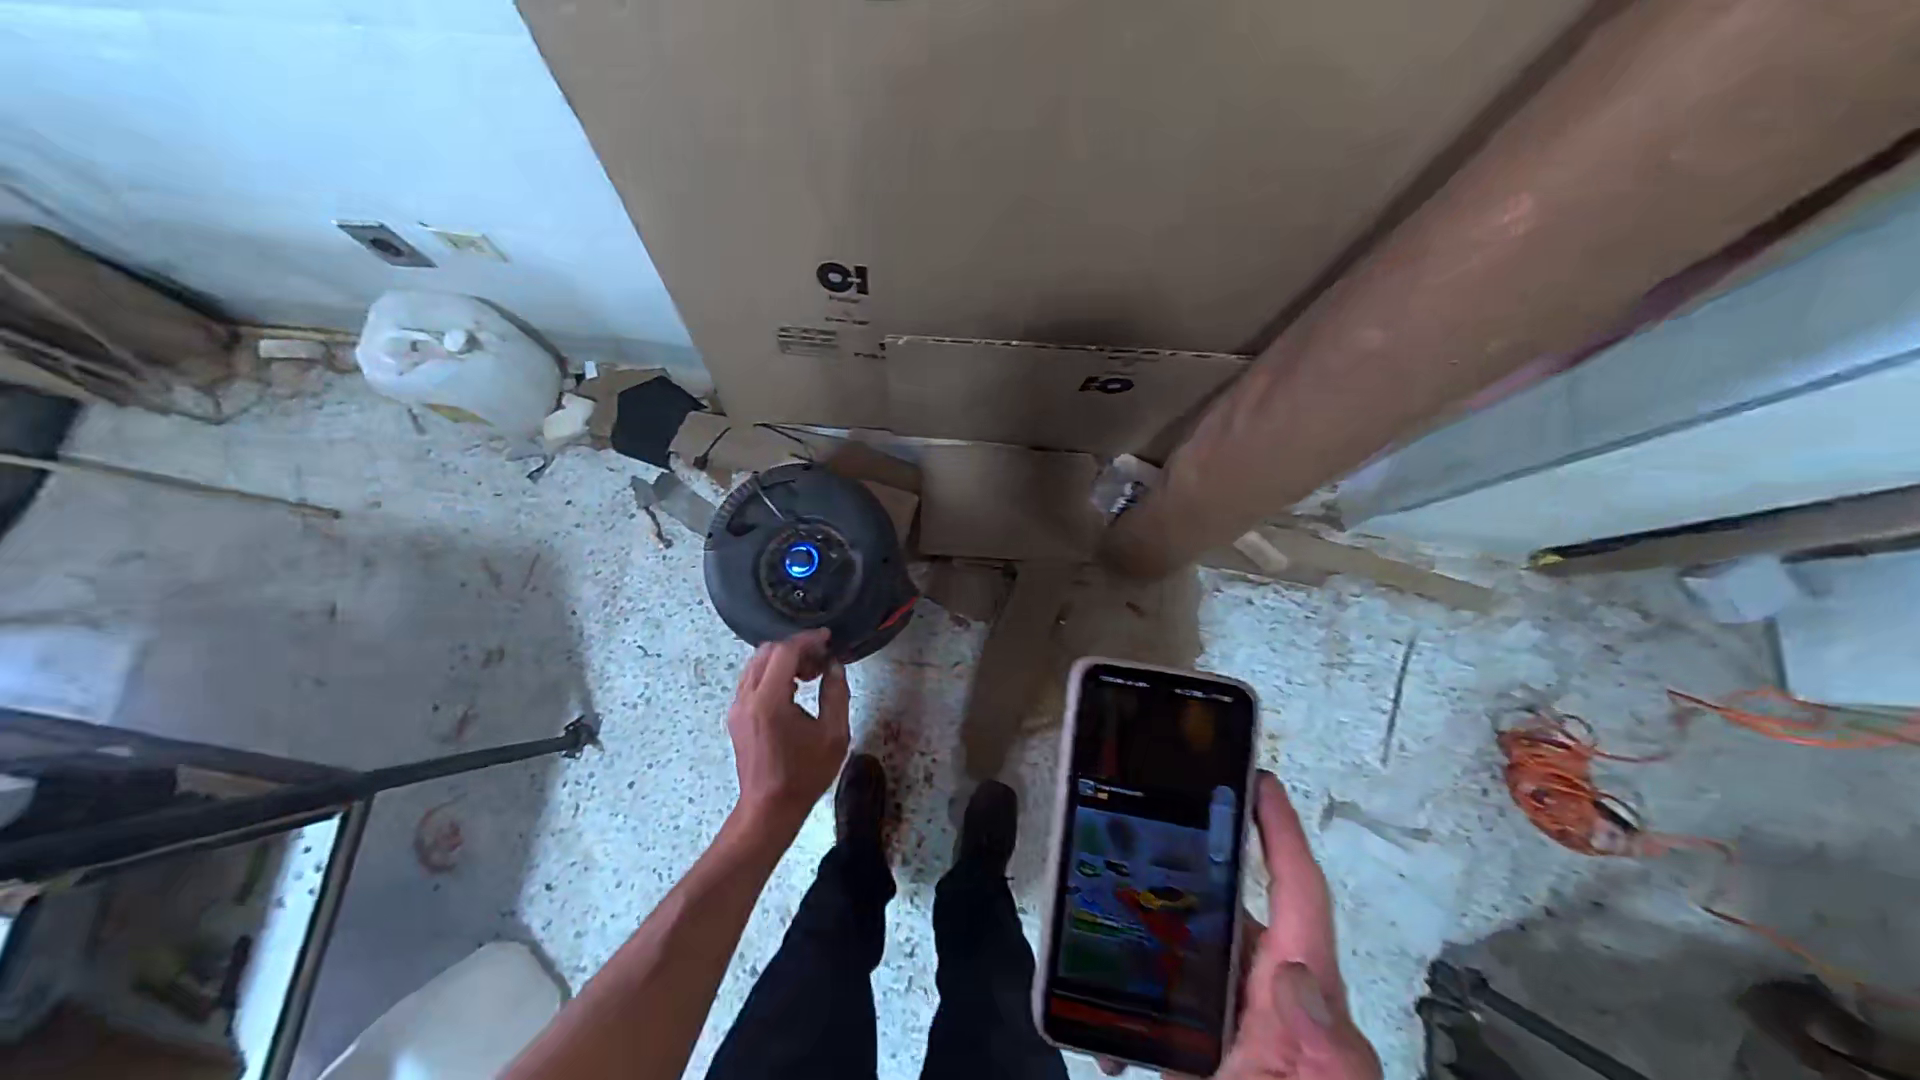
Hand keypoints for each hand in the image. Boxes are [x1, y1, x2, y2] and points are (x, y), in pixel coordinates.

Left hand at [726, 629, 850, 834]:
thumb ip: (835, 693)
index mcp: (769, 701)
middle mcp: (747, 699)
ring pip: (757, 664)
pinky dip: (773, 673)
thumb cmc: (805, 774)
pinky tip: (794, 688)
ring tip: (811, 673)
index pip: (785, 652)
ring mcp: (737, 708)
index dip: (808, 640)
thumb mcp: (833, 734)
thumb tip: (834, 666)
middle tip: (822, 659)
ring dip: (783, 660)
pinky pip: (752, 680)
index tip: (828, 639)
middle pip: (767, 653)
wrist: (769, 809)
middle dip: (796, 648)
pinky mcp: (736, 717)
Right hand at [1097, 772, 1378, 1079]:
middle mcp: (1266, 996)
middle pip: (1230, 909)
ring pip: (1186, 950)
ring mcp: (1228, 1023)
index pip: (1299, 895)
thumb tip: (1299, 976)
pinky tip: (1094, 1023)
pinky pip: (1160, 1003)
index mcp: (1298, 994)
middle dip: (1188, 868)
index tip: (1254, 778)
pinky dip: (1124, 1004)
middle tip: (1135, 833)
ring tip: (1094, 910)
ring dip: (1144, 932)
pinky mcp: (1197, 1048)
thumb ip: (1323, 1056)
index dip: (1281, 832)